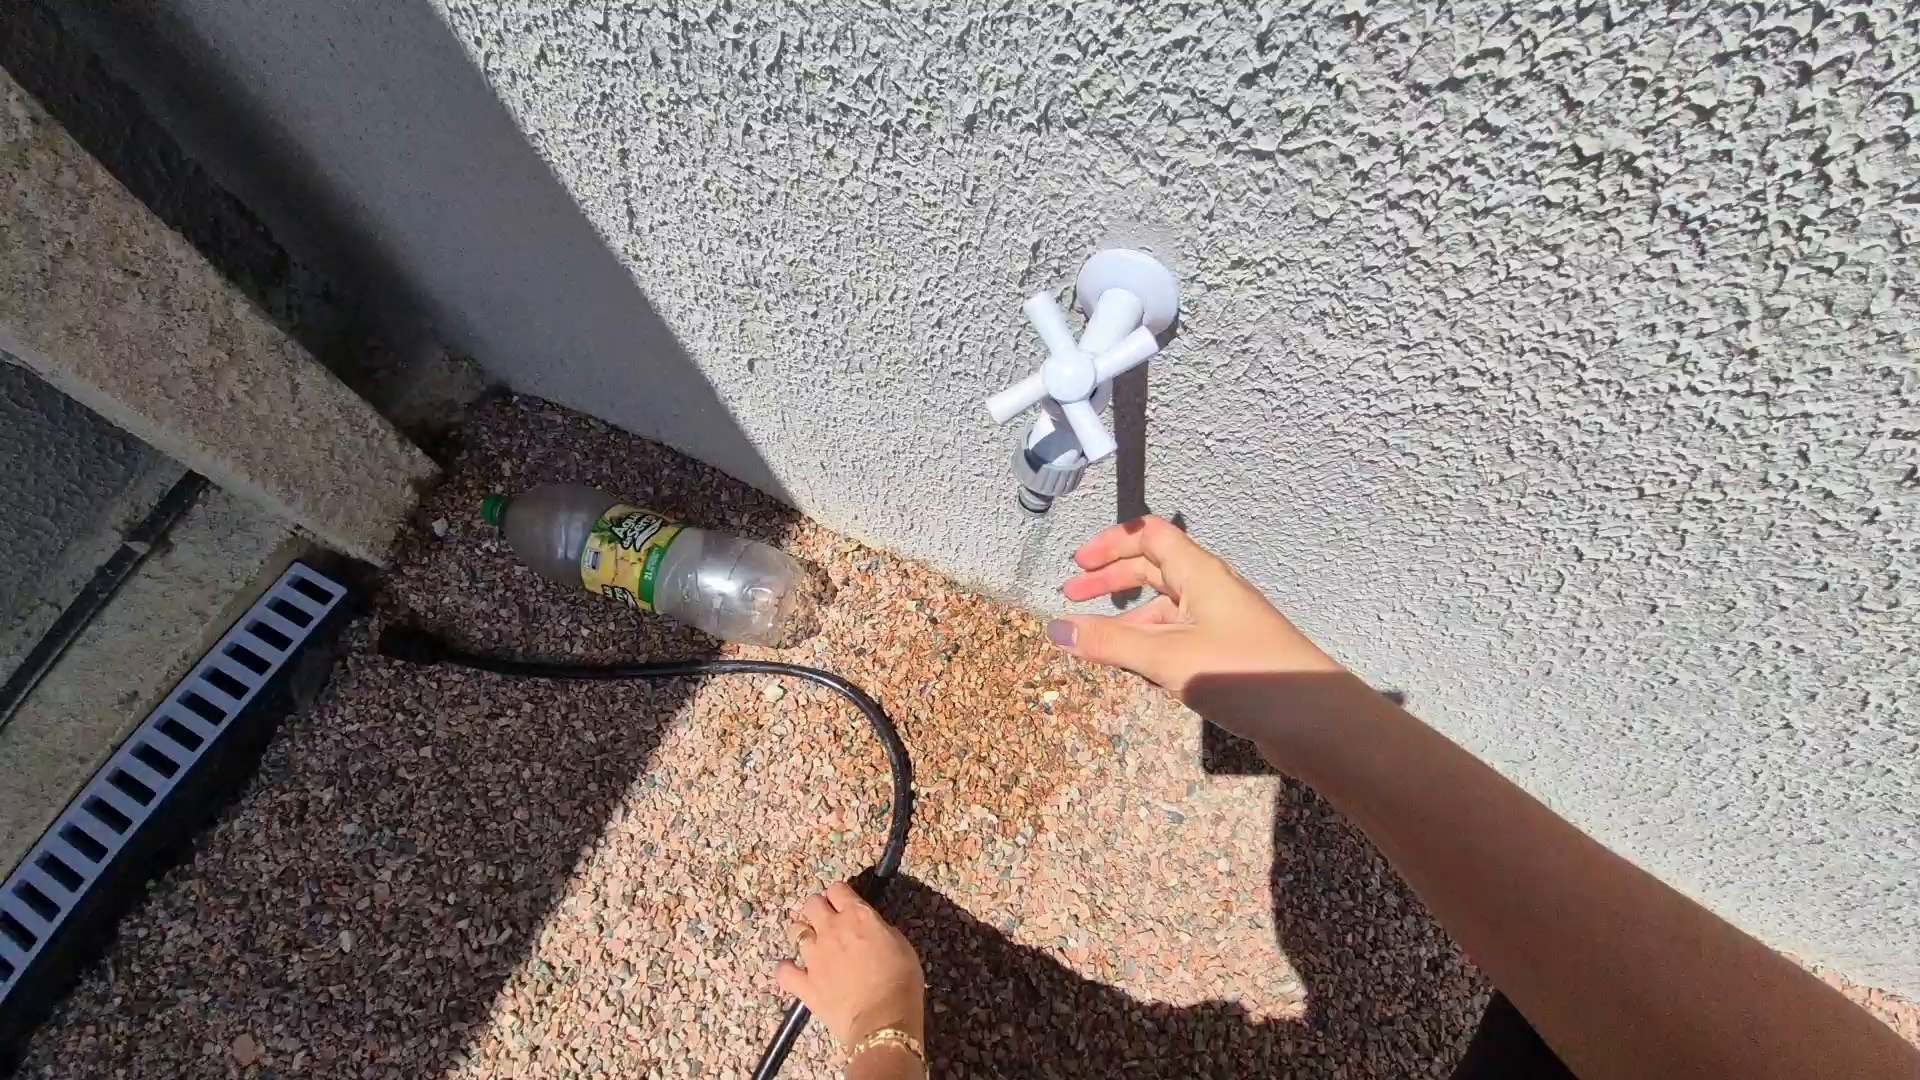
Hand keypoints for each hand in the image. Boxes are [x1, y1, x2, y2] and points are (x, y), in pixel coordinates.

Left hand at [776, 881, 924, 1046]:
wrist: (884, 1019)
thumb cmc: (900, 979)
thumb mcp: (900, 943)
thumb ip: (879, 929)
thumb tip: (871, 928)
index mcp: (857, 915)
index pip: (838, 889)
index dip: (839, 893)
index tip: (843, 901)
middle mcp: (832, 929)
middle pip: (812, 903)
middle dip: (817, 907)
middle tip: (826, 919)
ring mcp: (815, 956)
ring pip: (795, 930)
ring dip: (802, 933)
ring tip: (811, 942)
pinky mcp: (806, 984)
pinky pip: (784, 972)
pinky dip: (786, 969)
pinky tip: (792, 971)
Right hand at [1047, 516, 1344, 708]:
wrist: (1318, 723)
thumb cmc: (1242, 674)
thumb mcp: (1166, 657)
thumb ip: (1109, 643)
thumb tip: (1054, 628)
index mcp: (1199, 574)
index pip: (1150, 535)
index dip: (1111, 542)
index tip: (1078, 564)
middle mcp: (1210, 590)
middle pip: (1152, 570)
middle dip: (1110, 581)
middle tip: (1071, 597)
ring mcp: (1221, 623)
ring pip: (1164, 609)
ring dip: (1128, 619)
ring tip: (1098, 644)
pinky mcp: (1228, 655)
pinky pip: (1178, 638)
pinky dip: (1151, 646)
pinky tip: (1140, 673)